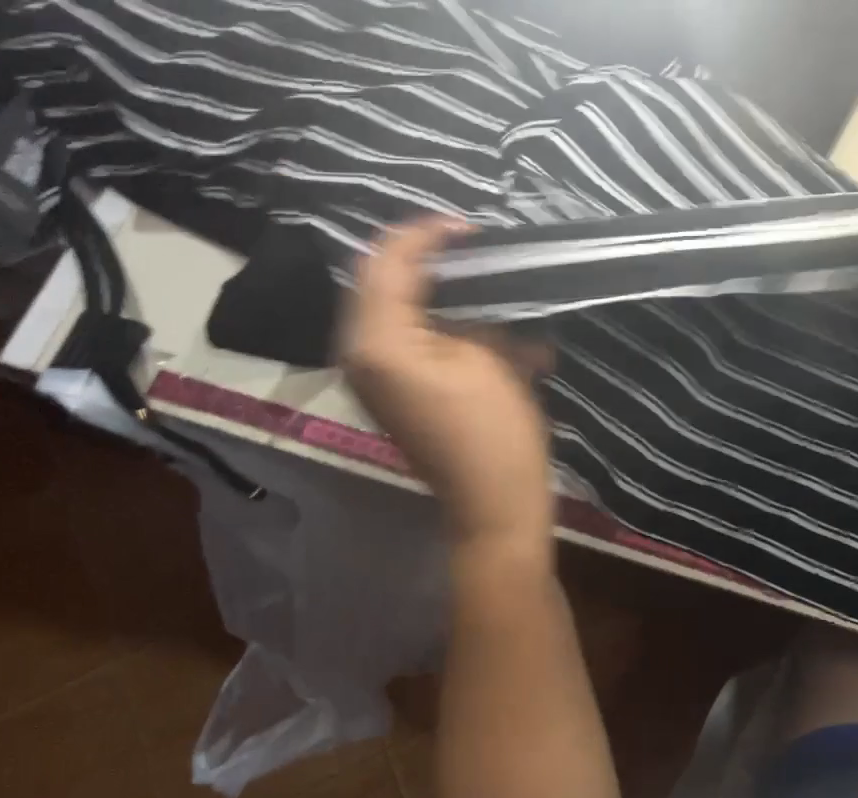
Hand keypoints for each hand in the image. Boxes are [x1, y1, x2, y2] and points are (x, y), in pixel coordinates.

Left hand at [340, 216, 557, 548]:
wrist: (495, 510)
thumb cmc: (497, 436)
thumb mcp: (491, 361)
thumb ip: (473, 313)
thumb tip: (477, 292)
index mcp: (377, 341)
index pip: (386, 263)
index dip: (427, 236)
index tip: (473, 227)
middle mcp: (360, 354)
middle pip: (385, 286)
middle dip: (433, 265)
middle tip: (481, 254)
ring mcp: (375, 379)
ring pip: (401, 315)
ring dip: (445, 299)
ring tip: (492, 292)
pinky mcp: (397, 396)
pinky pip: (413, 344)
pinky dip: (447, 330)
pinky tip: (491, 333)